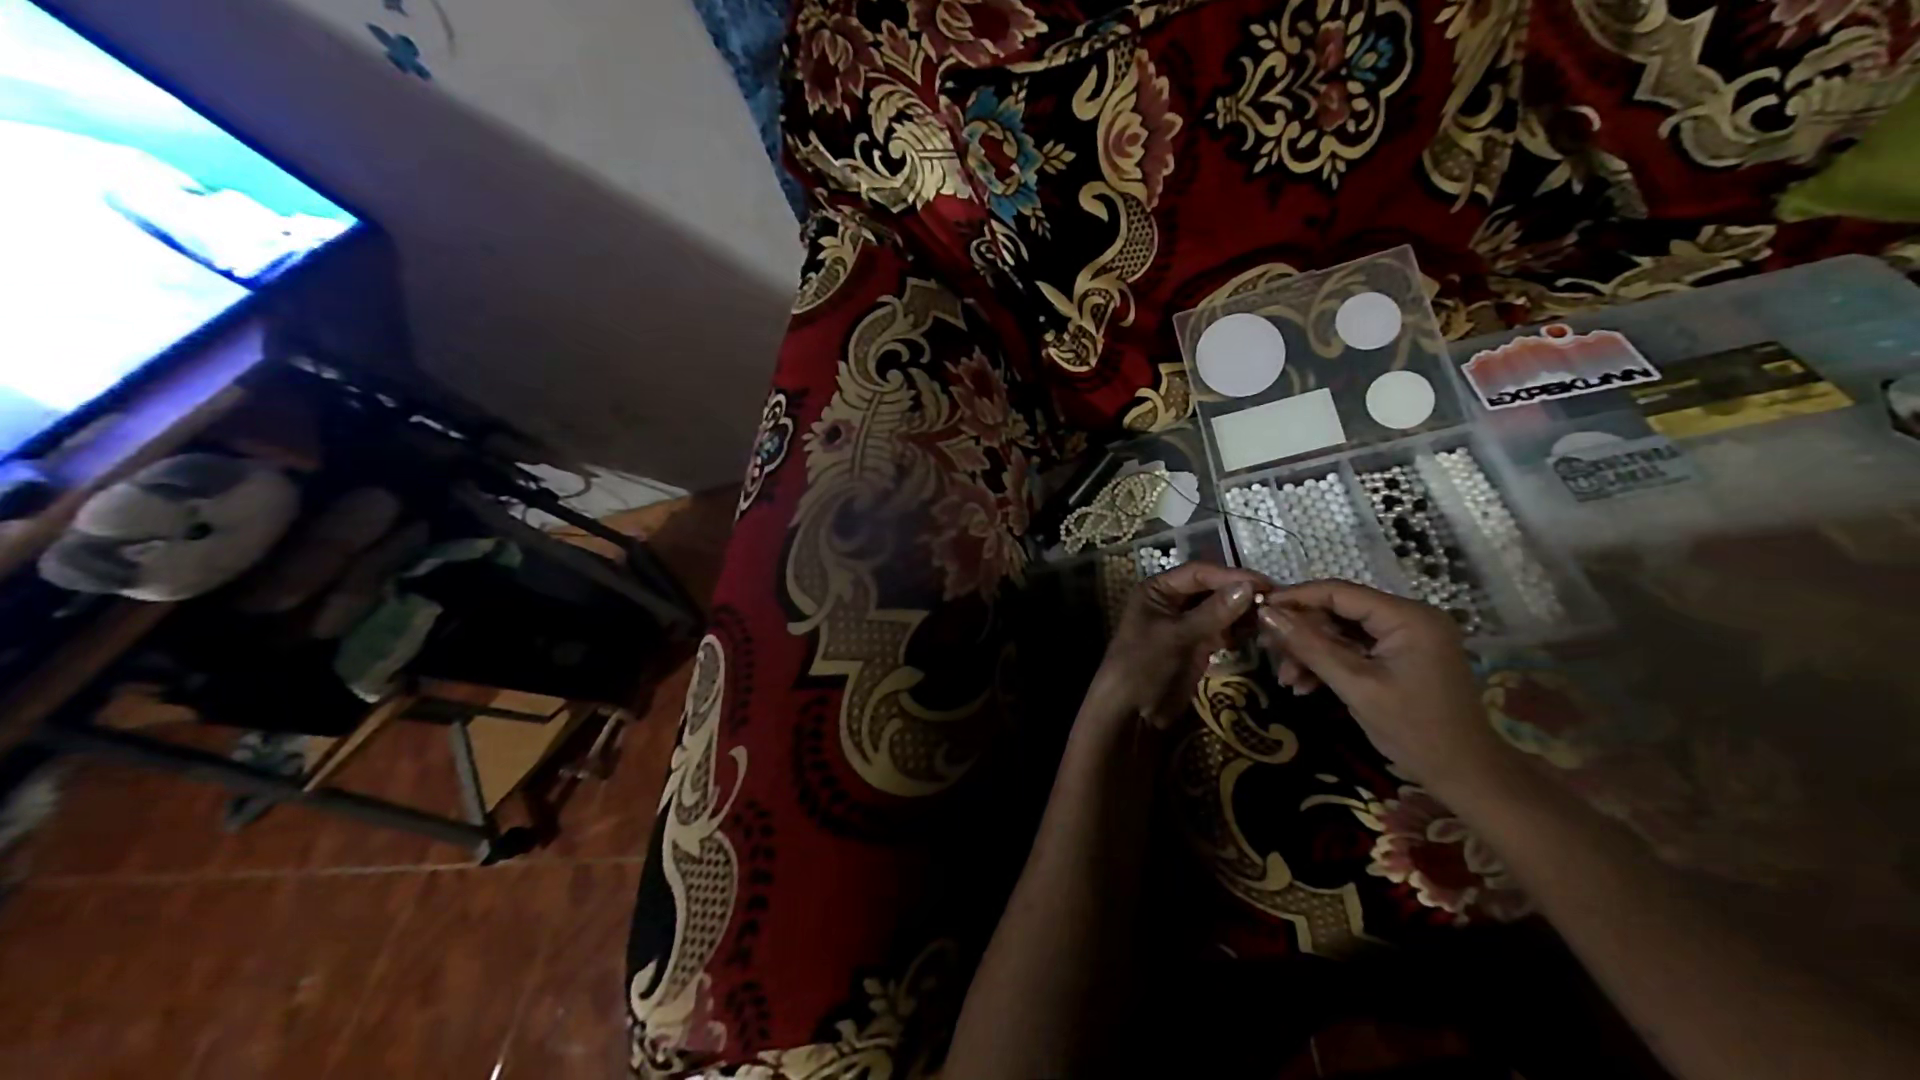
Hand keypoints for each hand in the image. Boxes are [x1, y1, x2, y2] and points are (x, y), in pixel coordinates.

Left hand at [1085, 561, 1268, 729]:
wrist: (1131, 711)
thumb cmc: (1143, 665)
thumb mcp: (1176, 636)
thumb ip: (1213, 612)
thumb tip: (1248, 587)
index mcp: (1157, 589)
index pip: (1198, 573)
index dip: (1230, 575)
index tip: (1264, 583)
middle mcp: (1172, 600)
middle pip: (1212, 588)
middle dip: (1240, 593)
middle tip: (1276, 599)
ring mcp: (1185, 622)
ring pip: (1220, 609)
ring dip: (1243, 612)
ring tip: (1272, 616)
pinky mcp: (1197, 644)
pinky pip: (1222, 629)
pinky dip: (1239, 630)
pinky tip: (1260, 632)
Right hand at [1256, 580, 1507, 790]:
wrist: (1464, 773)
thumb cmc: (1413, 729)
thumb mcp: (1354, 685)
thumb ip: (1309, 646)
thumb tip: (1265, 614)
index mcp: (1407, 617)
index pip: (1339, 592)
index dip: (1295, 597)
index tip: (1258, 609)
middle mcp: (1409, 617)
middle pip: (1338, 611)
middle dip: (1301, 634)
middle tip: (1267, 651)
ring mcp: (1407, 636)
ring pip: (1341, 631)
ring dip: (1311, 653)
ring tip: (1287, 680)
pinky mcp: (1402, 654)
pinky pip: (1355, 648)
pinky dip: (1329, 664)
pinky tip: (1305, 685)